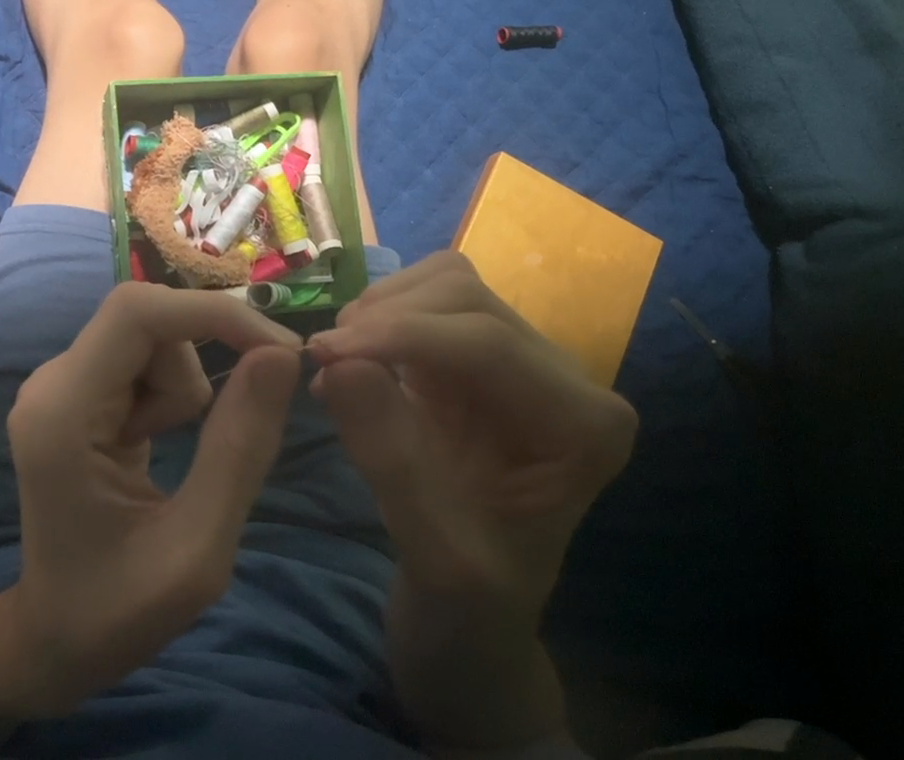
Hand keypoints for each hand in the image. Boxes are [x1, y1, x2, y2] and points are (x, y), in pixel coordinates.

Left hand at [5, 282, 302, 713]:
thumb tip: (281, 355)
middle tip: (227, 432)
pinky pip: (141, 363)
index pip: (137, 313)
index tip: (280, 352)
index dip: (214, 314)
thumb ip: (240, 447)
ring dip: (184, 391)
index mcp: (63, 413)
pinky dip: (169, 397)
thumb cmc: (119, 611)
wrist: (55, 636)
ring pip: (151, 341)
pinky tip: (154, 445)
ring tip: (170, 459)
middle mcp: (51, 383)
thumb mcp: (198, 548)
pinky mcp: (74, 394)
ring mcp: (58, 386)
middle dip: (201, 366)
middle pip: (147, 322)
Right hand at [308, 251, 636, 620]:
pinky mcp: (471, 363)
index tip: (322, 354)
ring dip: (377, 312)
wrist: (469, 618)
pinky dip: (373, 322)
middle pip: (464, 296)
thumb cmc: (466, 603)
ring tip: (335, 364)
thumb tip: (337, 363)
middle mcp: (561, 378)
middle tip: (323, 360)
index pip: (485, 341)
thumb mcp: (431, 551)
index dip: (398, 335)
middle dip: (386, 318)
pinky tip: (346, 366)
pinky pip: (420, 307)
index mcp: (581, 425)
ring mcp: (516, 364)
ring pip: (442, 286)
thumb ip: (390, 457)